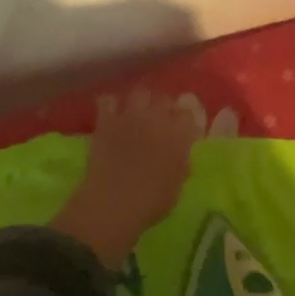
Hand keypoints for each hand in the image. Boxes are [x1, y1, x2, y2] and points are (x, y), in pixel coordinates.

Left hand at [50, 89, 198, 265]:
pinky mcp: (106, 120)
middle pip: (164, 98)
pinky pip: (108, 100)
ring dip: (141, 101)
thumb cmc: (151, 202)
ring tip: (139, 113)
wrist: (113, 202)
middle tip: (162, 120)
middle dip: (165, 107)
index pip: (187, 114)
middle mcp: (155, 118)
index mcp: (177, 135)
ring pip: (140, 93)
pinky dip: (111, 104)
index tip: (183, 129)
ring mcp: (129, 116)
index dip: (185, 121)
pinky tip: (112, 113)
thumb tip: (181, 156)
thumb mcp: (176, 188)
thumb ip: (181, 166)